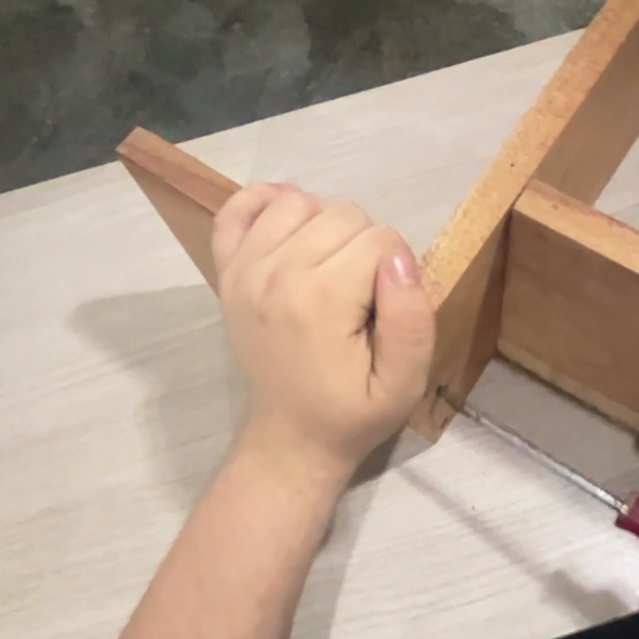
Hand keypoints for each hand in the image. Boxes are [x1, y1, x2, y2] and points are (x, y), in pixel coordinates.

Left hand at [211, 183, 434, 481]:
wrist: (291, 437)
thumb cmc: (353, 413)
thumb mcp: (404, 384)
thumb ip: (412, 321)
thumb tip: (399, 256)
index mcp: (320, 300)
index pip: (381, 238)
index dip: (399, 266)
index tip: (387, 306)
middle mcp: (275, 273)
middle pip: (343, 213)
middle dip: (367, 246)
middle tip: (363, 293)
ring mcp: (244, 268)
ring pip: (301, 202)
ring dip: (326, 225)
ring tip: (333, 266)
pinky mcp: (227, 270)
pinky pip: (239, 208)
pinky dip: (267, 203)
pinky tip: (291, 226)